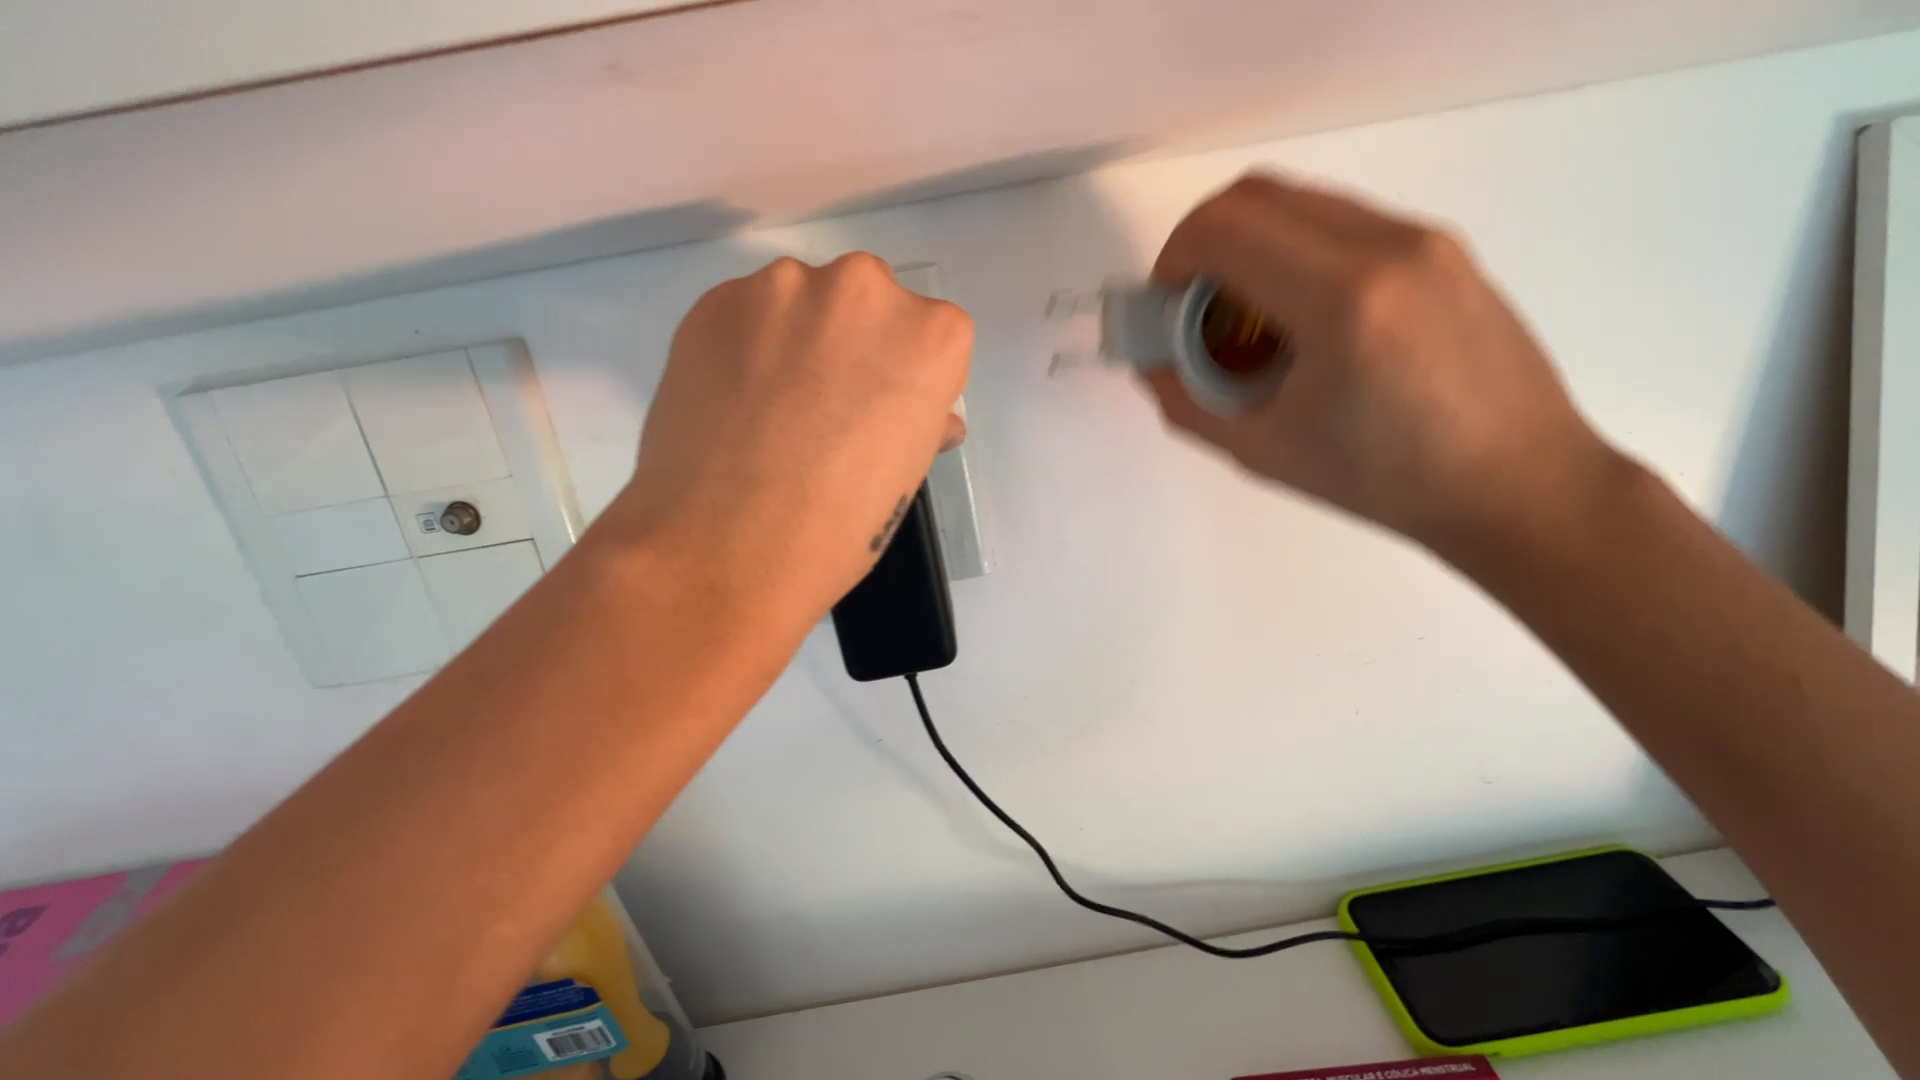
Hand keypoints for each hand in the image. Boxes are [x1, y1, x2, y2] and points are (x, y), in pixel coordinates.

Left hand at [610, 253, 971, 617]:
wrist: (722, 548)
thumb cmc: (837, 527)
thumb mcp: (904, 476)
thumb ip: (920, 422)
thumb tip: (926, 418)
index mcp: (928, 335)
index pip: (934, 333)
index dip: (907, 376)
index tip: (882, 411)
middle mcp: (861, 290)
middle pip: (869, 299)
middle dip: (853, 340)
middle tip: (826, 405)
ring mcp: (780, 289)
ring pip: (801, 299)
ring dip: (795, 335)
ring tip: (769, 406)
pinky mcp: (714, 302)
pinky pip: (745, 312)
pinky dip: (744, 344)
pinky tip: (730, 400)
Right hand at [1145, 173, 1616, 552]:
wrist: (1517, 484)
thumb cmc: (1387, 482)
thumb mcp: (1265, 451)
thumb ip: (1189, 401)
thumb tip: (1152, 363)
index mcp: (1341, 299)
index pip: (1224, 228)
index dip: (1173, 259)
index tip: (1168, 306)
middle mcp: (1387, 245)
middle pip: (1257, 195)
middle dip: (1204, 243)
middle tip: (1197, 307)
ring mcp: (1424, 238)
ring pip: (1301, 202)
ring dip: (1253, 244)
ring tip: (1253, 319)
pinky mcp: (1445, 248)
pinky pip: (1344, 221)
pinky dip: (1298, 250)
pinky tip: (1306, 318)